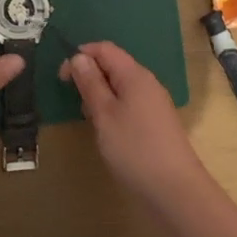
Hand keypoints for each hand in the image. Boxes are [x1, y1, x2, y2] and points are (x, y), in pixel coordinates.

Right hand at [62, 42, 209, 207]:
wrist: (174, 187)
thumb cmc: (134, 148)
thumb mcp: (104, 114)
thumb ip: (91, 84)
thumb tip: (79, 57)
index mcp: (135, 75)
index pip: (106, 49)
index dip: (81, 55)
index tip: (62, 77)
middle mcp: (147, 83)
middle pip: (114, 65)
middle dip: (90, 76)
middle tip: (74, 101)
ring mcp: (154, 103)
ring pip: (121, 86)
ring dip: (100, 94)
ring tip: (88, 118)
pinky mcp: (156, 122)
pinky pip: (130, 103)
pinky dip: (113, 109)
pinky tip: (107, 130)